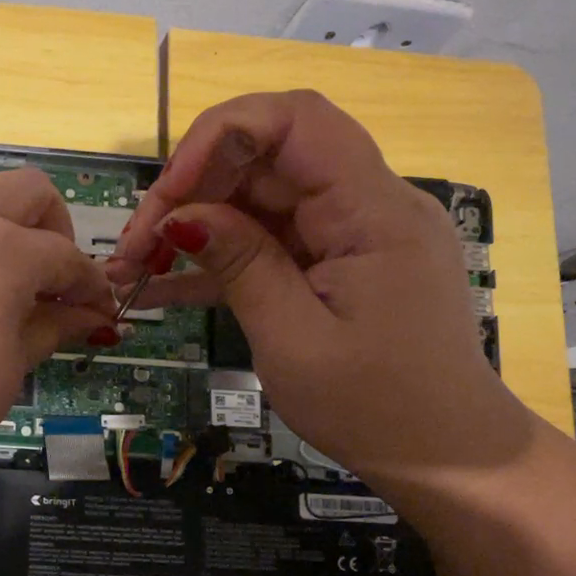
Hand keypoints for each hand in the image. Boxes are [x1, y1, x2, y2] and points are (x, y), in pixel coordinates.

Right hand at [108, 91, 533, 484]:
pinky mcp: (333, 264)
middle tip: (132, 249)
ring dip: (191, 230)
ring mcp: (348, 234)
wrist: (444, 455)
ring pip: (256, 202)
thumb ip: (241, 266)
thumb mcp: (294, 341)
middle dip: (189, 193)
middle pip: (265, 160)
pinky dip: (215, 262)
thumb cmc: (374, 406)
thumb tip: (180, 217)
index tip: (167, 196)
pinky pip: (267, 244)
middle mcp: (365, 204)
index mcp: (371, 211)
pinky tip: (158, 289)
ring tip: (132, 271)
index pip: (294, 120)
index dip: (219, 137)